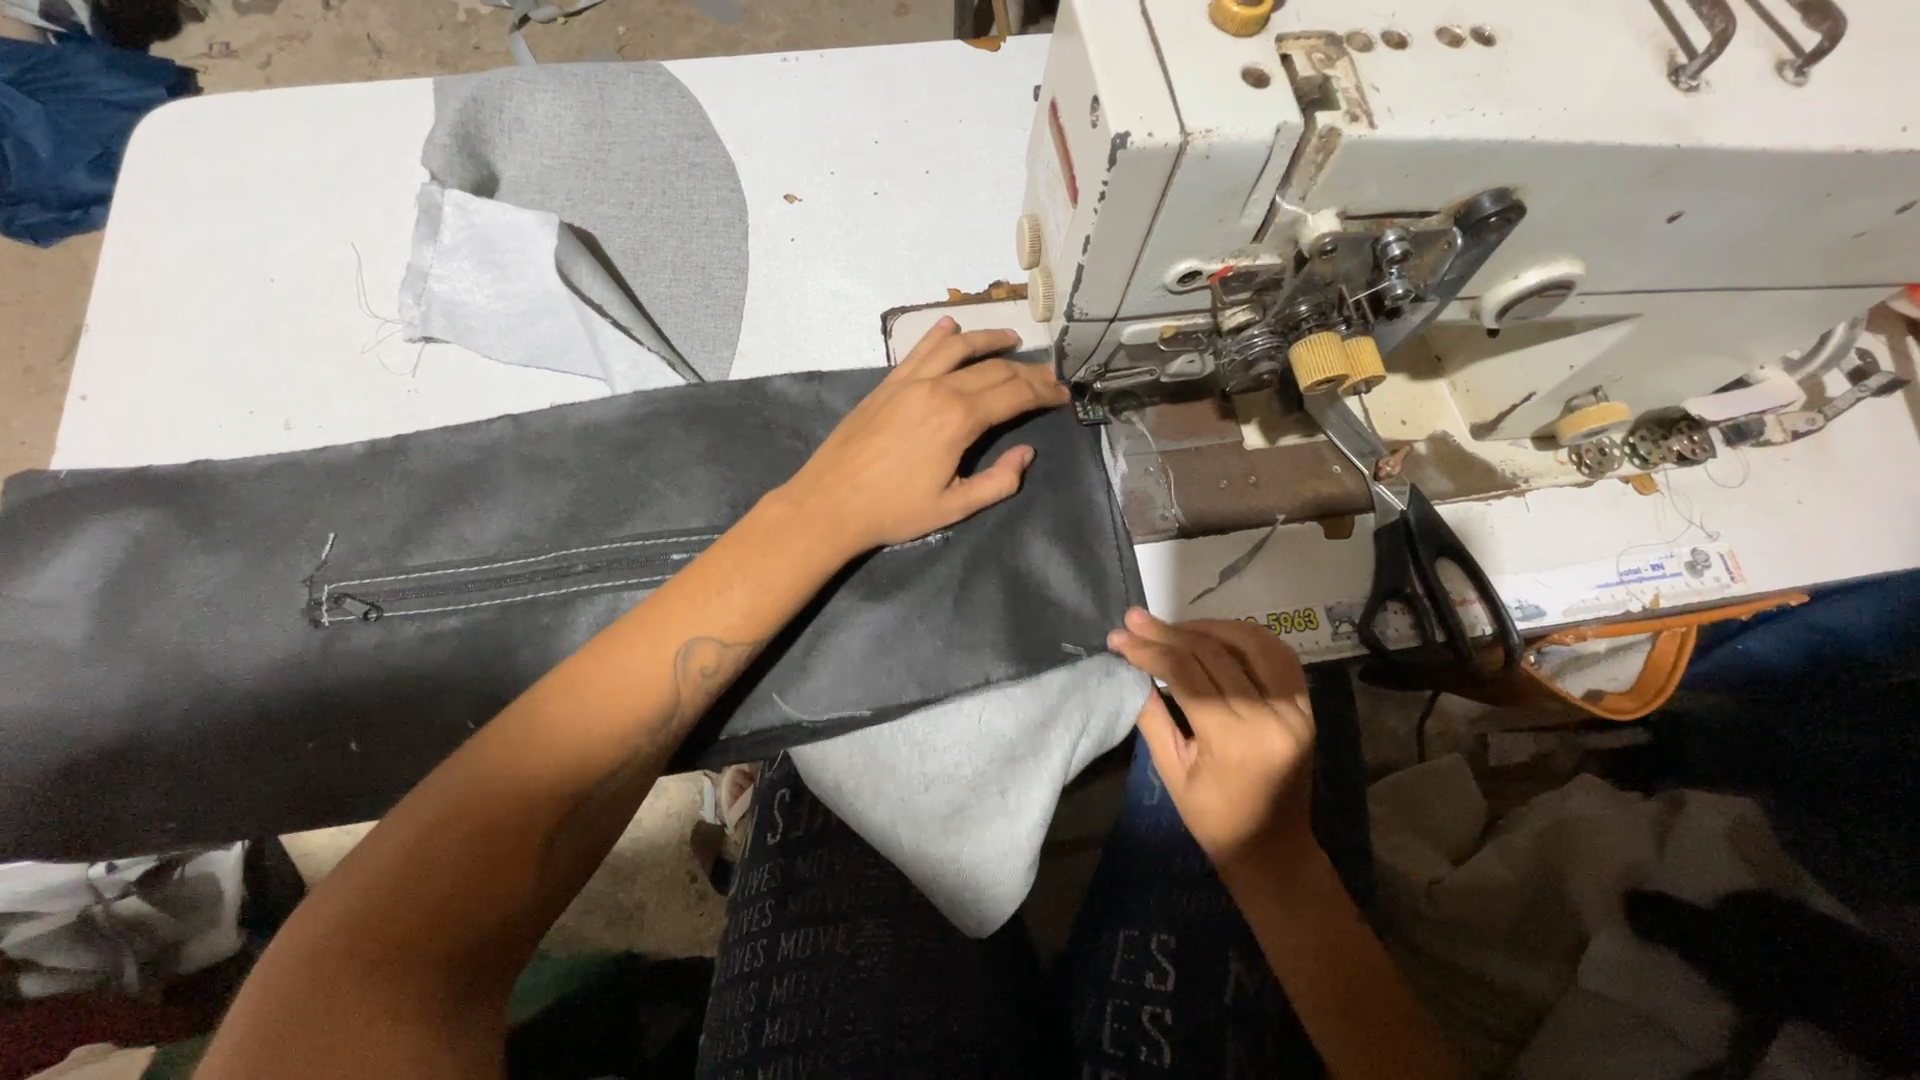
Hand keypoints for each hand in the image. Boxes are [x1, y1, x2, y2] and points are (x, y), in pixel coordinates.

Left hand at [782, 317, 1070, 554]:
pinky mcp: (887, 384)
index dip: (1044, 393)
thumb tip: (1026, 454)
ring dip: (989, 340)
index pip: (1014, 394)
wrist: (830, 503)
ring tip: (1013, 339)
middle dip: (1027, 372)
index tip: (1064, 395)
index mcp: (959, 419)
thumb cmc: (894, 511)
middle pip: (993, 369)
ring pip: (958, 348)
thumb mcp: (955, 507)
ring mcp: (909, 382)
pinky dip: (939, 335)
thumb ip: (998, 482)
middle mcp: (937, 389)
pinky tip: (952, 326)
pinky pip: (919, 350)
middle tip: (1050, 377)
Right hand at [1107, 609, 1318, 877]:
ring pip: (1251, 643)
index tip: (1118, 637)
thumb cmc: (1213, 819)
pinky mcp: (1307, 707)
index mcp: (1232, 739)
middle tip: (1135, 619)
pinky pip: (1280, 656)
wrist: (1273, 849)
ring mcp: (1295, 709)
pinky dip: (1247, 637)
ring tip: (1174, 625)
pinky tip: (1218, 634)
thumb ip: (1151, 716)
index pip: (1184, 672)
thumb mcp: (1171, 771)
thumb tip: (1129, 668)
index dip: (1148, 649)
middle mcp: (1269, 716)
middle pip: (1213, 653)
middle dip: (1168, 633)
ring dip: (1208, 627)